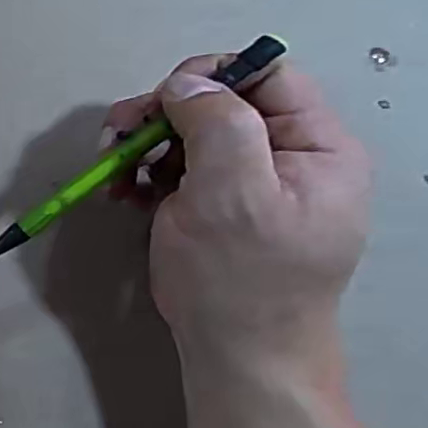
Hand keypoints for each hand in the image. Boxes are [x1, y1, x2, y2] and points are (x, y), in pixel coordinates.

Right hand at [104, 56, 371, 374]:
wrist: (235, 351)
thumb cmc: (241, 277)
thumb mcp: (234, 196)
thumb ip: (218, 127)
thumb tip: (185, 83)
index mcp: (314, 146)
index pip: (266, 76)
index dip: (210, 76)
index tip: (159, 102)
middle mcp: (283, 154)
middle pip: (217, 101)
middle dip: (161, 113)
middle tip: (118, 137)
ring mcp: (244, 178)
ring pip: (186, 130)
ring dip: (142, 141)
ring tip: (113, 169)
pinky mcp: (210, 198)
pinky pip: (172, 162)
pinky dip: (141, 168)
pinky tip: (124, 190)